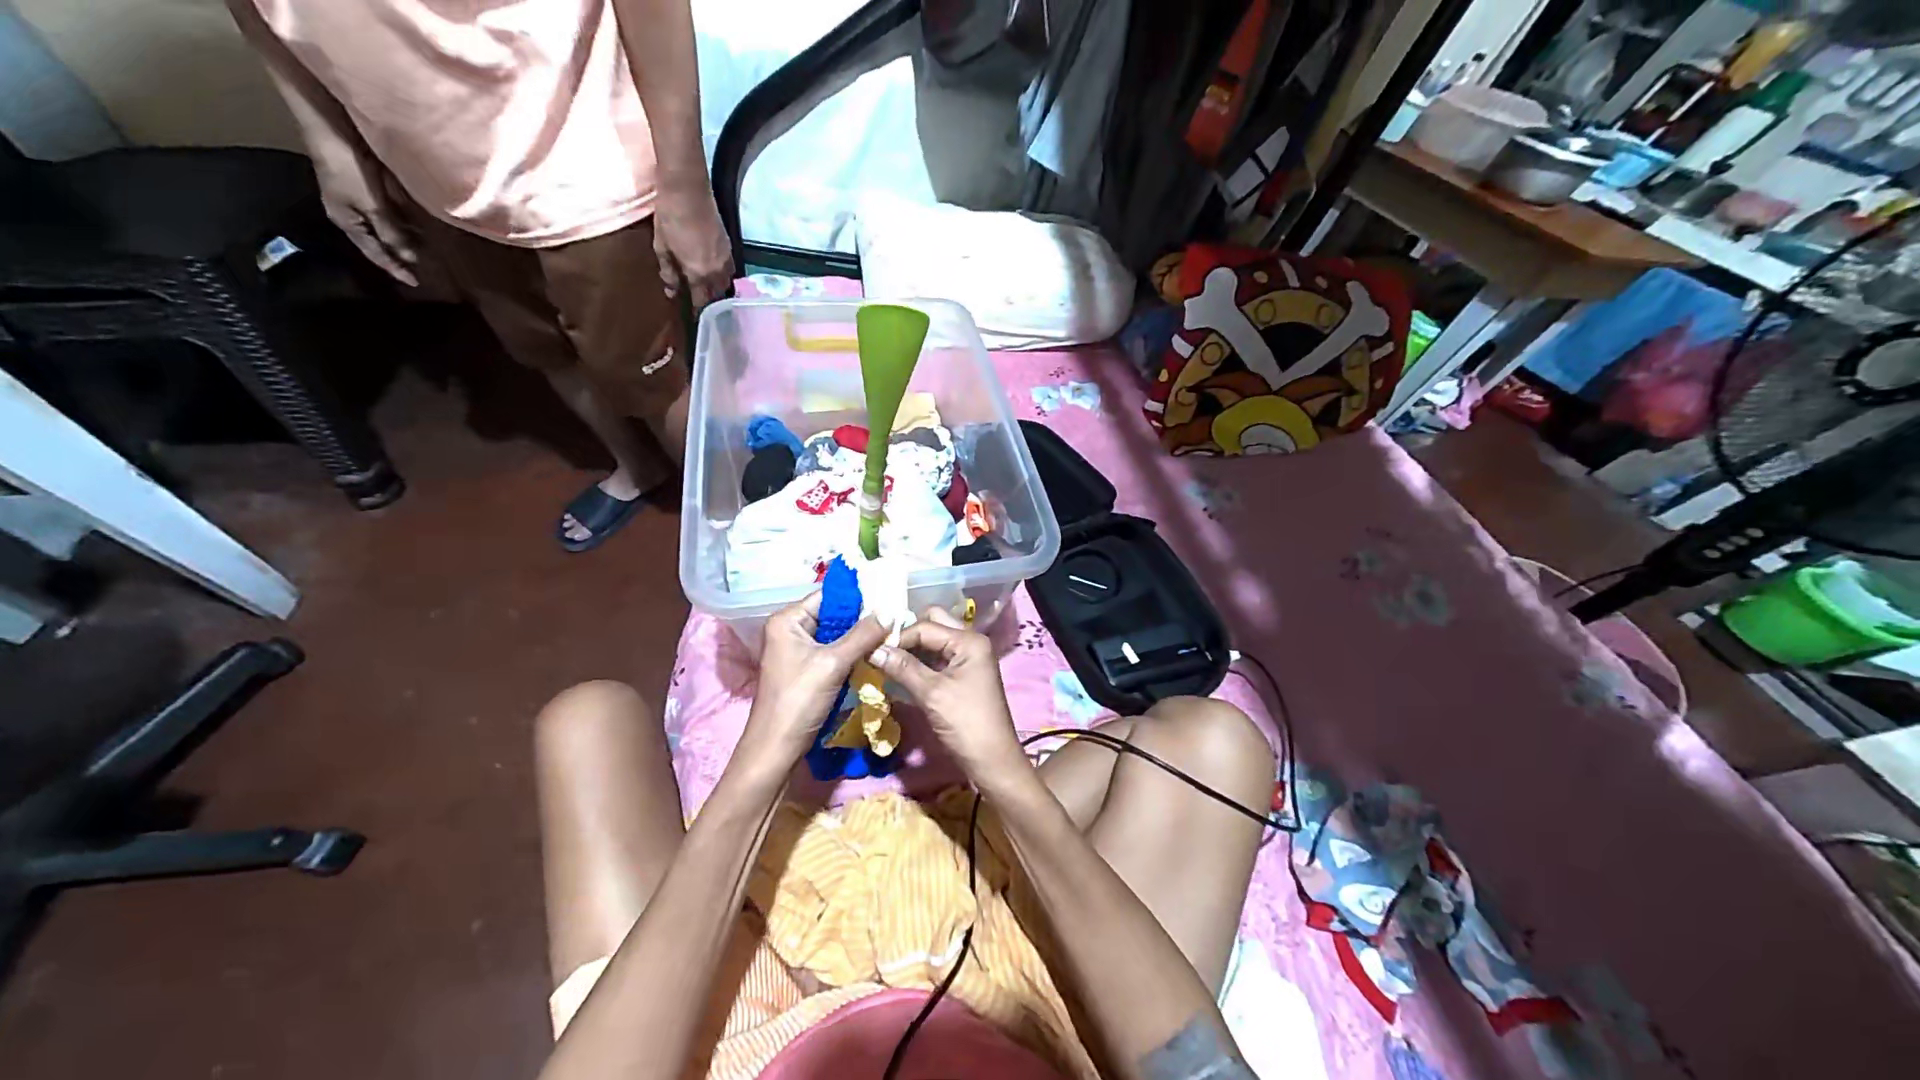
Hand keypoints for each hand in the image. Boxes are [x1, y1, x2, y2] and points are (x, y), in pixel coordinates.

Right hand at [312, 142, 418, 285]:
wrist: (333, 127)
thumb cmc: (347, 168)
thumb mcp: (371, 205)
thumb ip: (391, 231)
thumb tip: (408, 256)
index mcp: (347, 221)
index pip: (374, 253)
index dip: (395, 268)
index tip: (416, 283)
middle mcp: (354, 213)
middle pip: (383, 241)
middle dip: (403, 254)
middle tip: (429, 269)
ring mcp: (362, 200)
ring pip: (390, 227)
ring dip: (409, 238)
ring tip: (431, 251)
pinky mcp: (372, 186)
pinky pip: (394, 211)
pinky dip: (408, 221)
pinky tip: (424, 227)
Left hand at [652, 182, 733, 309]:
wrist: (687, 189)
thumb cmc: (669, 217)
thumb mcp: (662, 247)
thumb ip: (668, 272)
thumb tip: (671, 292)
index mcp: (698, 274)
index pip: (702, 303)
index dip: (698, 313)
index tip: (695, 320)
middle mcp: (717, 272)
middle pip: (717, 297)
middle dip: (711, 305)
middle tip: (703, 310)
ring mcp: (726, 260)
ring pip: (726, 285)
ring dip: (719, 292)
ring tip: (710, 295)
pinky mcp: (730, 248)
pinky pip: (730, 272)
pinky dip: (724, 278)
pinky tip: (716, 277)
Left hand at [741, 594, 888, 776]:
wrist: (776, 749)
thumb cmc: (798, 700)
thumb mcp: (833, 664)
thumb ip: (863, 635)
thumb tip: (890, 612)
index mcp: (787, 620)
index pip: (828, 597)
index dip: (858, 597)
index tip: (889, 599)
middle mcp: (790, 630)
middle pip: (833, 615)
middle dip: (863, 619)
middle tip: (896, 619)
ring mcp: (797, 652)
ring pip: (836, 636)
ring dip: (860, 638)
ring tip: (890, 635)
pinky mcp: (806, 671)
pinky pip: (833, 653)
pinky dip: (852, 654)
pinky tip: (874, 656)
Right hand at [868, 609, 1025, 784]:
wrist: (991, 759)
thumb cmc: (965, 722)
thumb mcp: (931, 693)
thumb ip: (902, 667)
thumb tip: (872, 650)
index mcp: (969, 641)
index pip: (925, 626)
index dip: (898, 637)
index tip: (871, 649)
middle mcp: (970, 643)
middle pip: (932, 626)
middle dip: (906, 636)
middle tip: (880, 649)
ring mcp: (967, 660)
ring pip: (933, 643)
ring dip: (910, 650)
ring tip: (882, 659)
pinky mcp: (961, 676)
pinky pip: (936, 660)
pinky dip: (918, 664)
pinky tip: (896, 672)